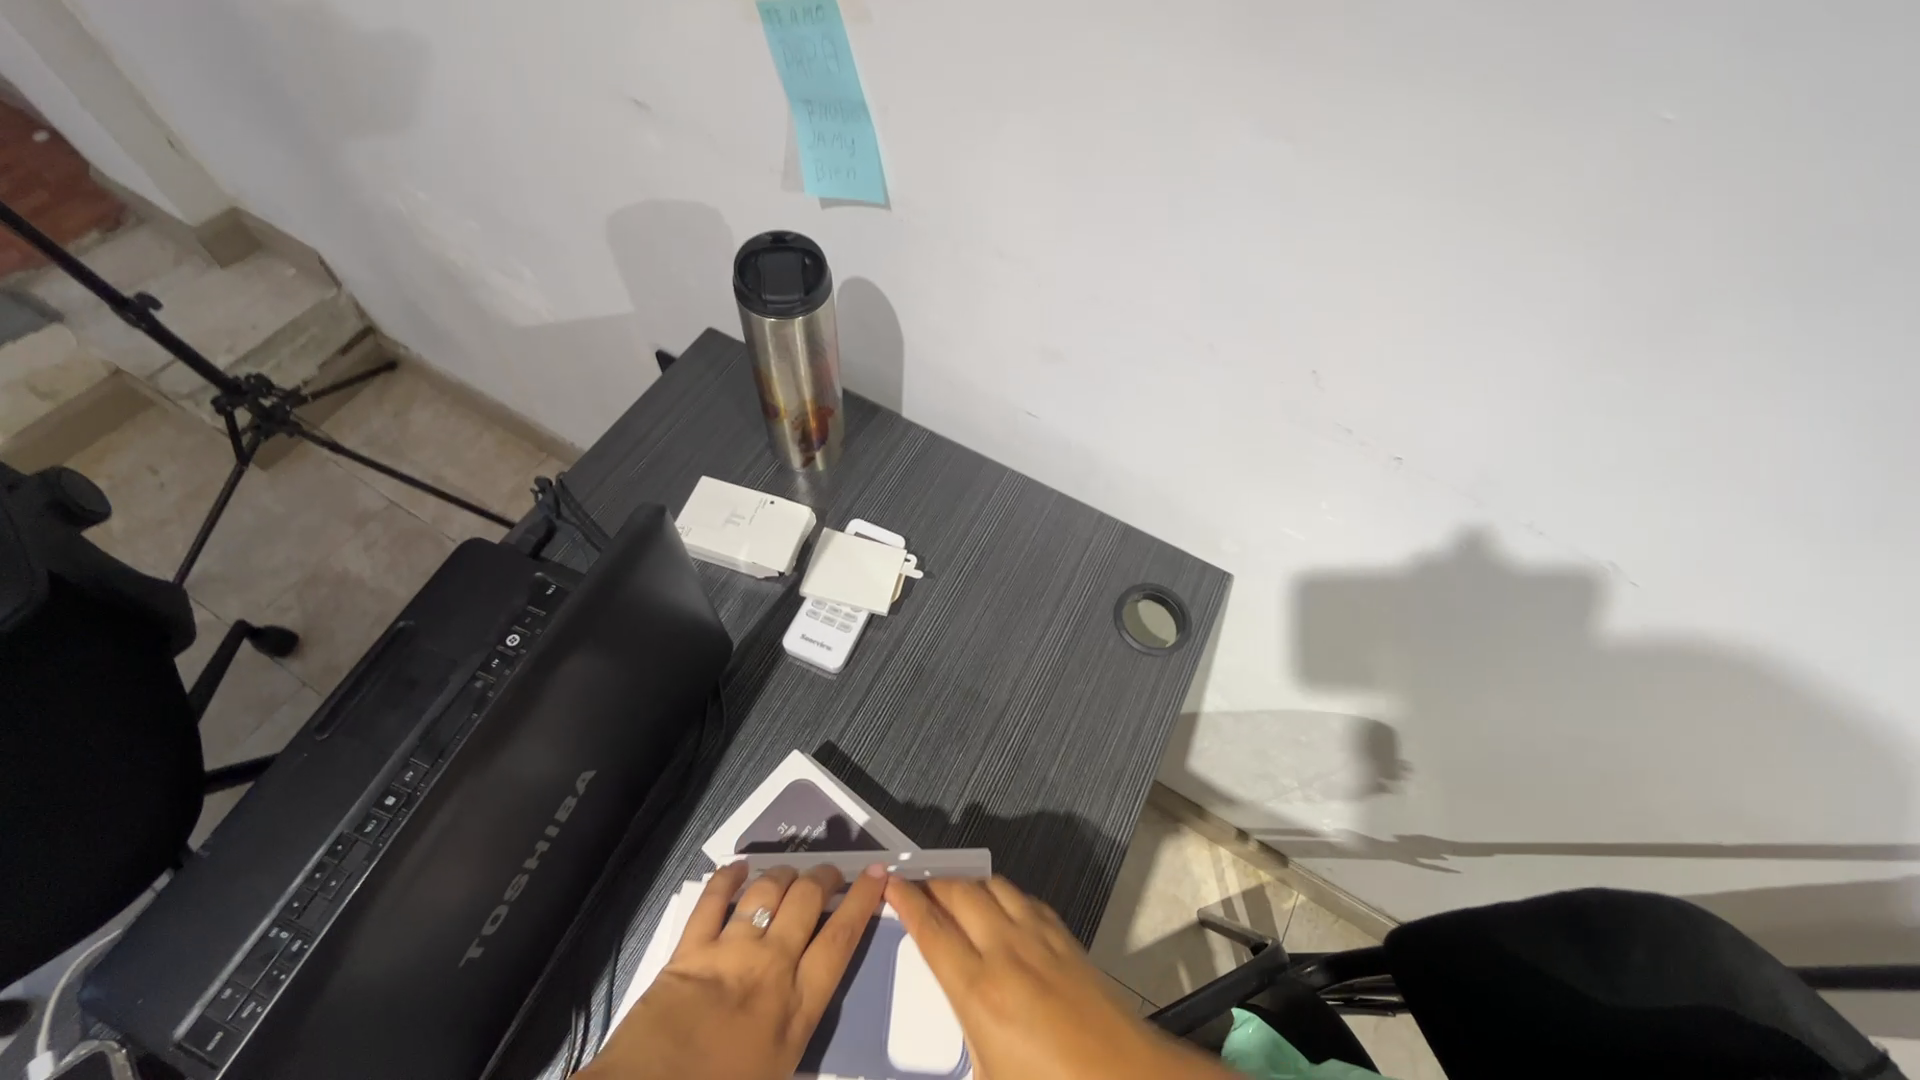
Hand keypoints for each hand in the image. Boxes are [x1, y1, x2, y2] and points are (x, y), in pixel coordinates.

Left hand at [581, 860, 887, 1079]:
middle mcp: (772, 967)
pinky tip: (739, 867)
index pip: (841, 939)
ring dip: (784, 874)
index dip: (862, 901)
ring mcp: (730, 953)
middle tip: (831, 872)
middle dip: (824, 878)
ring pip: (766, 893)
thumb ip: (797, 1023)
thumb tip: (806, 999)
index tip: (876, 874)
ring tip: (791, 871)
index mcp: (798, 1005)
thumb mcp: (782, 1067)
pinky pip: (714, 901)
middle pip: (807, 903)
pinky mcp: (690, 949)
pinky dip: (728, 878)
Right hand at [887, 876, 1236, 1079]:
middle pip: (959, 893)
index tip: (890, 884)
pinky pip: (1025, 898)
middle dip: (932, 882)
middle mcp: (1006, 952)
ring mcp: (1039, 938)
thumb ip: (956, 1053)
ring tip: (951, 889)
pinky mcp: (1065, 936)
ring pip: (993, 885)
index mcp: (979, 991)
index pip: (932, 930)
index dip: (906, 901)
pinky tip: (999, 907)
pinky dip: (1003, 894)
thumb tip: (933, 1050)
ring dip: (968, 883)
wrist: (1128, 1077)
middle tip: (914, 883)